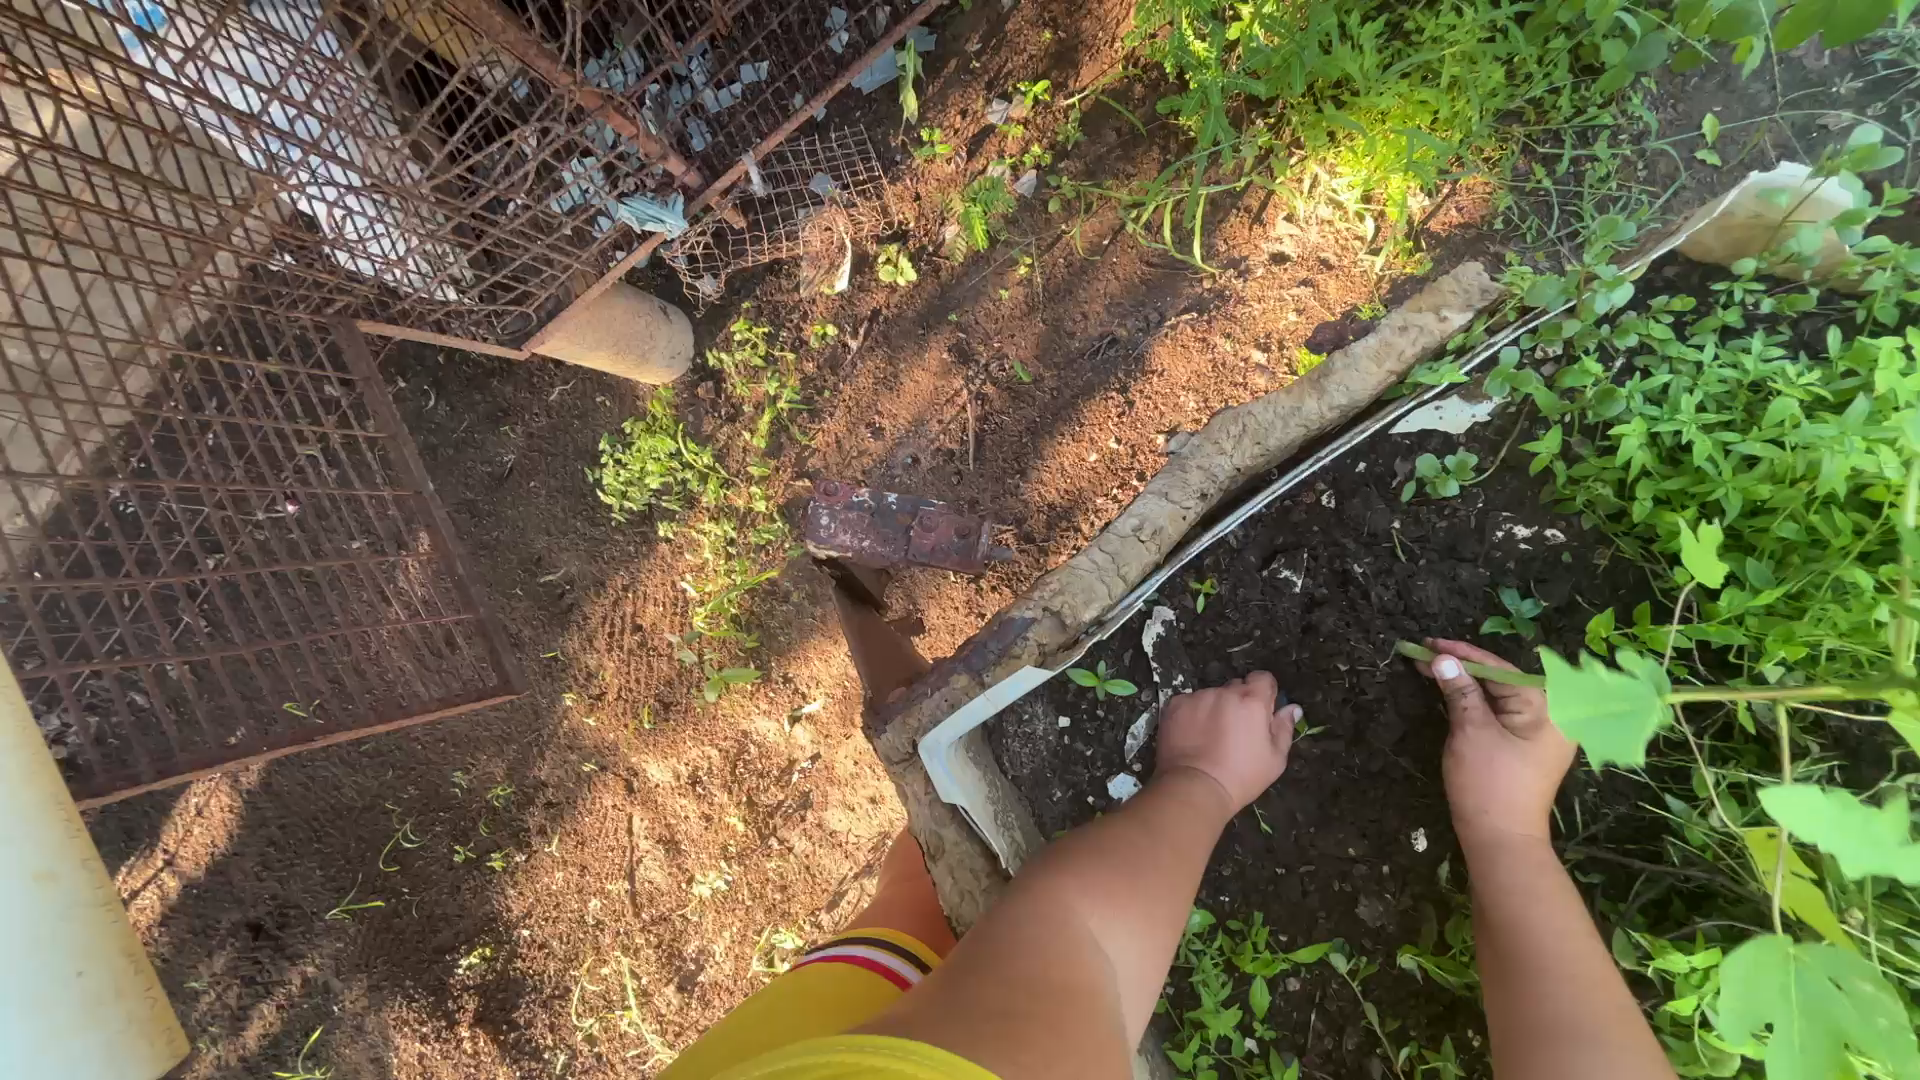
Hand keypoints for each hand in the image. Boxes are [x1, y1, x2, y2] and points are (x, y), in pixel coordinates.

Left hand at [1153, 672, 1298, 815]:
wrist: (1195, 786)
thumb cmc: (1241, 776)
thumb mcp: (1275, 758)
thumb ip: (1284, 727)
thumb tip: (1291, 707)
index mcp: (1251, 701)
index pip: (1263, 678)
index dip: (1265, 692)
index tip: (1262, 709)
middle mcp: (1223, 692)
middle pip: (1236, 687)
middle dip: (1239, 702)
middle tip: (1236, 729)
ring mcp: (1196, 697)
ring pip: (1211, 696)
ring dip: (1215, 708)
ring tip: (1211, 736)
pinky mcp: (1174, 705)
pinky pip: (1189, 703)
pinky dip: (1193, 714)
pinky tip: (1192, 735)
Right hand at [1415, 638, 1572, 848]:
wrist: (1499, 834)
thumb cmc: (1489, 782)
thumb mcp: (1471, 730)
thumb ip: (1459, 691)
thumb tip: (1441, 659)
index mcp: (1549, 710)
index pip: (1502, 670)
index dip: (1464, 654)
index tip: (1430, 643)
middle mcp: (1553, 715)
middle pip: (1503, 678)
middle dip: (1464, 664)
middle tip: (1427, 651)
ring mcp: (1540, 730)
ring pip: (1499, 692)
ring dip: (1466, 679)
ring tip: (1431, 664)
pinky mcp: (1525, 741)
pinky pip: (1499, 708)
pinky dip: (1474, 697)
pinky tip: (1450, 687)